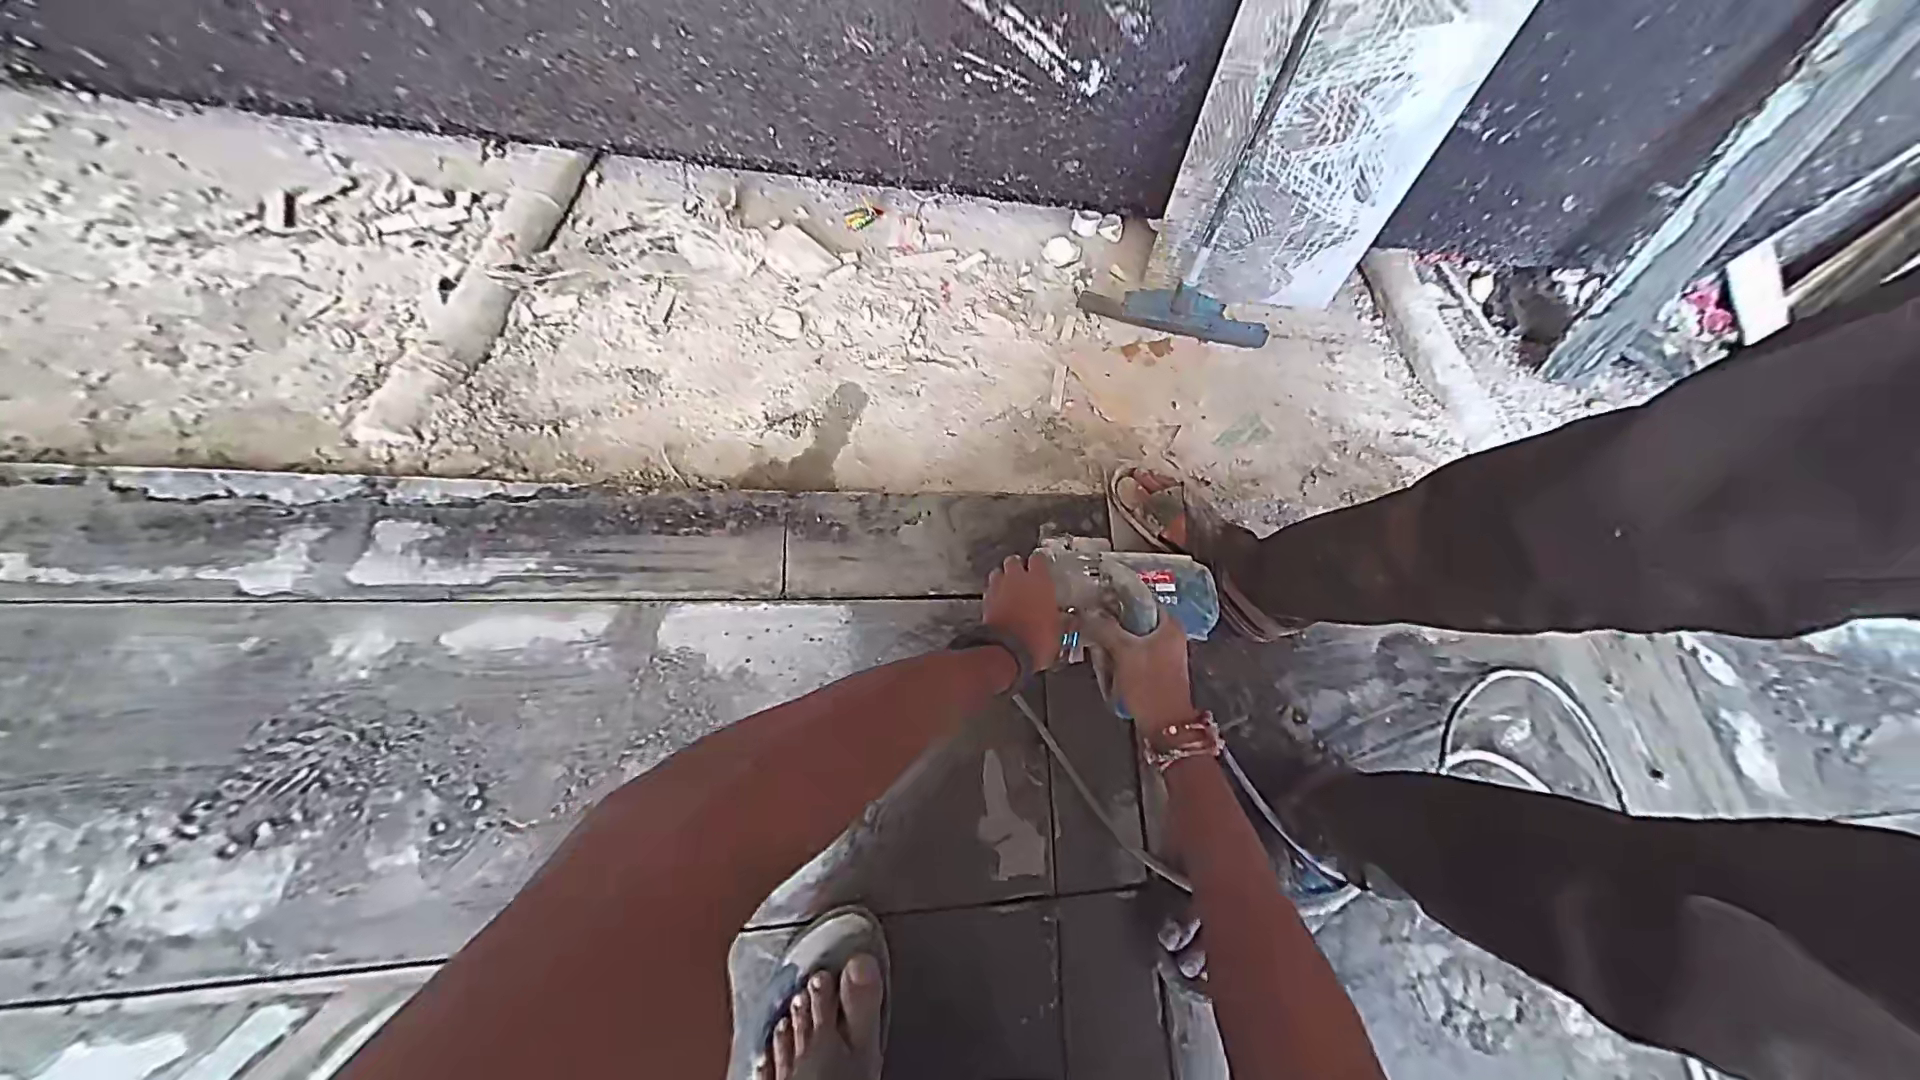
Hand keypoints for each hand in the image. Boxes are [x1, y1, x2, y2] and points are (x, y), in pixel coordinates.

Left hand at [983, 554, 1063, 673]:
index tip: (1042, 567)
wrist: (1006, 651)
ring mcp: (998, 587)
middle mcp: (1017, 578)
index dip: (1039, 562)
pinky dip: (994, 593)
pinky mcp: (985, 601)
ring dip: (1003, 578)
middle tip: (1023, 578)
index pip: (1038, 558)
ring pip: (998, 572)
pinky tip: (999, 603)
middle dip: (1017, 567)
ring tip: (1009, 589)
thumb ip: (1064, 621)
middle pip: (1013, 561)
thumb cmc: (1038, 639)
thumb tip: (1072, 620)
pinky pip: (990, 589)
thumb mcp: (1059, 632)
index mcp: (1040, 580)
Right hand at [1077, 609, 1196, 732]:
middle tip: (1089, 623)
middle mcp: (1168, 632)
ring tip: (1094, 641)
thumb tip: (1085, 613)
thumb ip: (1104, 628)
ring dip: (1112, 638)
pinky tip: (1104, 657)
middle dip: (1110, 621)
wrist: (1164, 725)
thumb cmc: (1148, 684)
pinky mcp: (1154, 665)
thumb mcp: (1123, 651)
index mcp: (1169, 623)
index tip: (1093, 599)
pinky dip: (1118, 651)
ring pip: (1130, 634)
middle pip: (1133, 616)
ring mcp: (1162, 650)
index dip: (1116, 596)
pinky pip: (1131, 650)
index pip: (1139, 597)